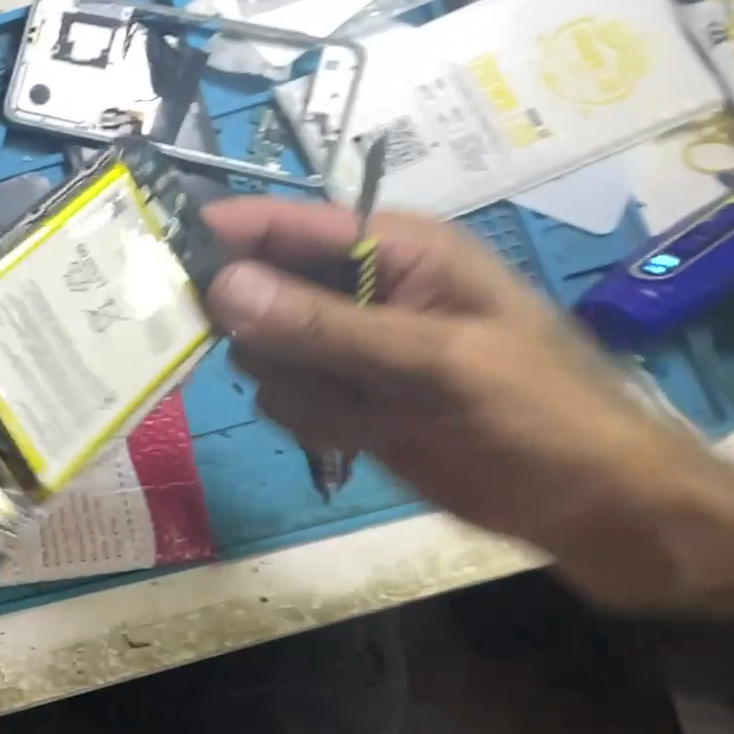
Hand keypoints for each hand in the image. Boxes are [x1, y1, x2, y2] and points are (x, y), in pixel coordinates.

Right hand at [198, 197, 733, 608]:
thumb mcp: (433, 362)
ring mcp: (341, 347)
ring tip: (359, 406)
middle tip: (266, 356)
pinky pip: (276, 396)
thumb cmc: (534, 414)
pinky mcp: (334, 395)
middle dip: (256, 329)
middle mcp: (356, 290)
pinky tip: (360, 430)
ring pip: (257, 351)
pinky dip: (308, 417)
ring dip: (296, 384)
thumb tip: (220, 288)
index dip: (218, 233)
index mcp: (392, 252)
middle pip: (254, 290)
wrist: (585, 507)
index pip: (283, 226)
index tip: (148, 252)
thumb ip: (323, 325)